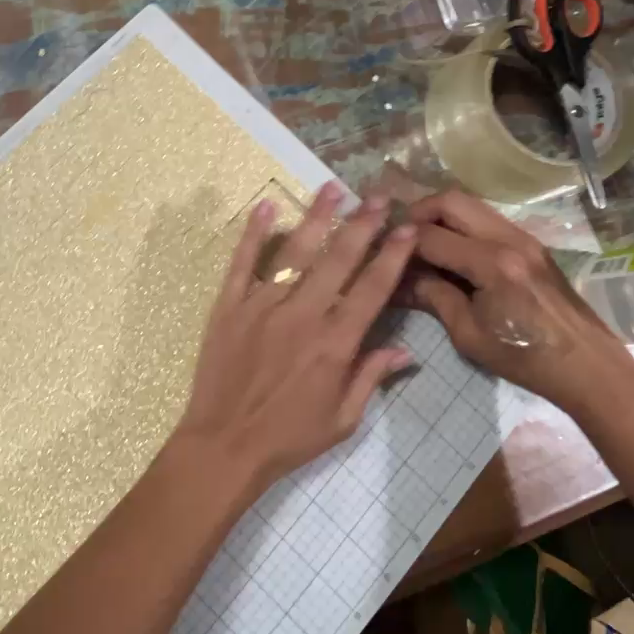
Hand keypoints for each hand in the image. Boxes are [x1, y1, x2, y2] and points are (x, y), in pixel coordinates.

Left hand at [174, 184, 417, 490]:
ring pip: (294, 253)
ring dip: (315, 218)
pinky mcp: (229, 306)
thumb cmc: (288, 438)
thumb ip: (371, 377)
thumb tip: (405, 350)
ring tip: (332, 188)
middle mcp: (302, 316)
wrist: (225, 445)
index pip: (372, 289)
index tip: (408, 228)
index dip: (393, 256)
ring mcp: (262, 306)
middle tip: (378, 196)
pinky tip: (266, 206)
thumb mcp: (343, 419)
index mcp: (335, 343)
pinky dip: (253, 234)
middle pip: (338, 260)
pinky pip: (243, 263)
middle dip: (362, 225)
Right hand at [403, 190, 633, 414]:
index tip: (379, 251)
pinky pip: (487, 220)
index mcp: (492, 264)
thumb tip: (400, 279)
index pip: (430, 236)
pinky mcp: (532, 246)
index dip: (400, 243)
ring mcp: (524, 239)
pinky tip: (450, 253)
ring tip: (421, 243)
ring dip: (441, 216)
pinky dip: (462, 226)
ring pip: (471, 205)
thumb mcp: (468, 334)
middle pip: (451, 201)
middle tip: (399, 236)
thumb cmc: (524, 359)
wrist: (588, 367)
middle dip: (418, 212)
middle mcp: (509, 240)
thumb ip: (433, 297)